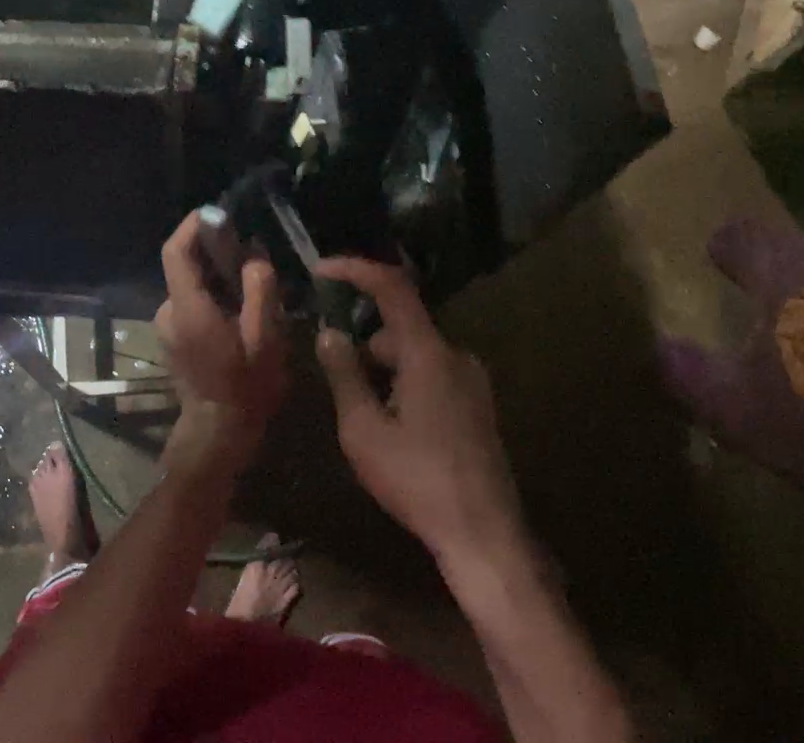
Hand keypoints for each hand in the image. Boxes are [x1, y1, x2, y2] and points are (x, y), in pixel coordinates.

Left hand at [155, 210, 288, 475]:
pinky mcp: (172, 338)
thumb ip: (259, 291)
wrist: (219, 431)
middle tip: (253, 255)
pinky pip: (191, 304)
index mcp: (188, 308)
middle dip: (216, 254)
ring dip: (218, 279)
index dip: (193, 226)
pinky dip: (212, 297)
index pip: (175, 251)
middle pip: (186, 266)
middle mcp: (168, 312)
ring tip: (253, 287)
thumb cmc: (246, 387)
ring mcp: (166, 327)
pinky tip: (239, 311)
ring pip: (191, 286)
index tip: (220, 215)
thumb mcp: (264, 338)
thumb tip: (254, 257)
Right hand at [313, 257, 524, 566]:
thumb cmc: (416, 480)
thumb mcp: (363, 429)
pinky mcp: (478, 406)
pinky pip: (432, 376)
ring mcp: (472, 382)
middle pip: (399, 328)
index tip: (321, 270)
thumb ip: (343, 374)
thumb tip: (329, 332)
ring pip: (414, 355)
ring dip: (383, 370)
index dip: (356, 270)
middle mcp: (456, 356)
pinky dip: (404, 385)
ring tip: (363, 419)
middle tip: (335, 382)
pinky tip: (393, 431)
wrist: (483, 533)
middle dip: (362, 344)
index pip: (393, 288)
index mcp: (428, 354)